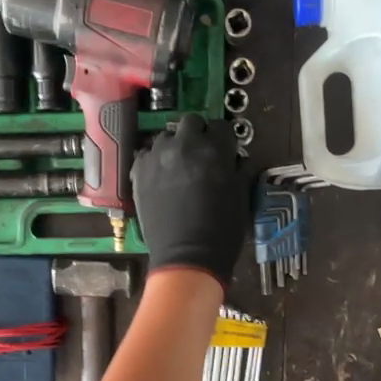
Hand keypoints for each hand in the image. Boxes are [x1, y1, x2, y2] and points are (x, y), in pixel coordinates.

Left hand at [131, 114, 247, 282]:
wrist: (187, 258)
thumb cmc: (221, 231)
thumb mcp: (241, 197)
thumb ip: (239, 170)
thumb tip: (236, 160)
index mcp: (215, 149)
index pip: (221, 126)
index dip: (223, 140)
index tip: (223, 153)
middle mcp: (184, 145)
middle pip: (191, 122)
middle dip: (198, 135)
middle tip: (201, 156)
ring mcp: (158, 157)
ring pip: (166, 137)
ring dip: (175, 147)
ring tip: (178, 167)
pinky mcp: (139, 172)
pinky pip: (146, 155)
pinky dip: (154, 162)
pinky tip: (160, 177)